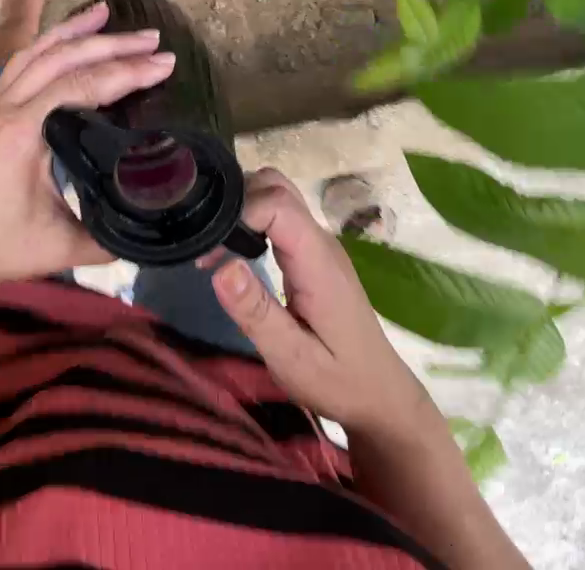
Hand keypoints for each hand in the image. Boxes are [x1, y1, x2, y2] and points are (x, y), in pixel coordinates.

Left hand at [0, 2, 176, 294]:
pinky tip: (64, 41)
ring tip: (107, 13)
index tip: (164, 64)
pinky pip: (19, 63)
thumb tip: (153, 229)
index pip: (81, 86)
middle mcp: (4, 108)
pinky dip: (47, 44)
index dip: (127, 72)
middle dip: (111, 44)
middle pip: (61, 58)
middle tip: (153, 38)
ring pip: (35, 51)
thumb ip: (108, 238)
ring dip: (75, 32)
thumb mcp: (57, 247)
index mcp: (22, 134)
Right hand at [208, 169, 435, 435]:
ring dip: (240, 208)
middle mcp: (320, 242)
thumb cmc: (337, 382)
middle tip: (204, 238)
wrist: (380, 397)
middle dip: (235, 200)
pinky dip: (248, 221)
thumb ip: (256, 312)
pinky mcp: (311, 255)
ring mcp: (318, 245)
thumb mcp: (291, 358)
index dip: (238, 211)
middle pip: (276, 187)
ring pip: (276, 196)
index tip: (209, 243)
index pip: (277, 203)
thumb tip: (221, 266)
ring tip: (211, 246)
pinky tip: (228, 254)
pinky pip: (278, 218)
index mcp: (318, 261)